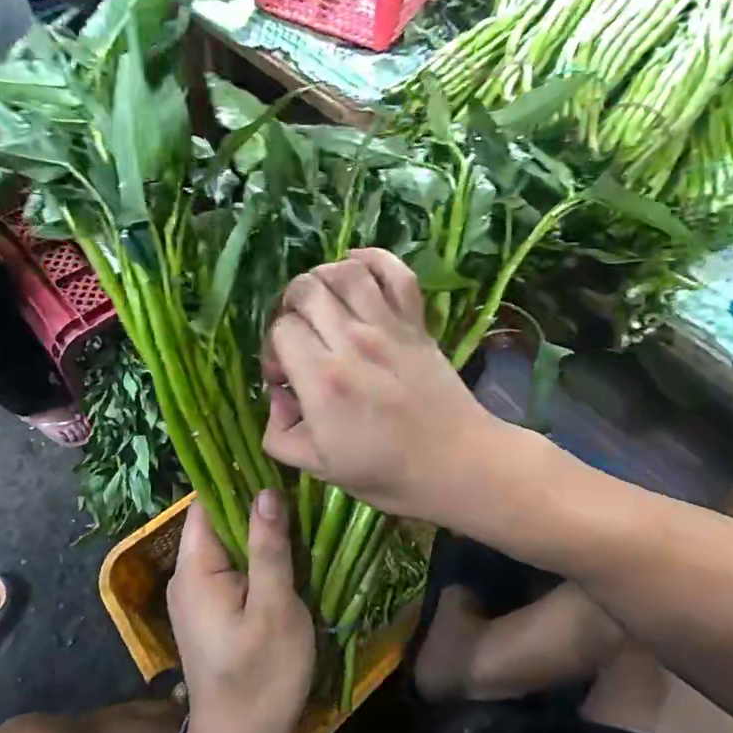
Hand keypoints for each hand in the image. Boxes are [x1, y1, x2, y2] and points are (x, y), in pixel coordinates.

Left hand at [170, 492, 313, 732]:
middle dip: (253, 505)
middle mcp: (185, 575)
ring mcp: (195, 595)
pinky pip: (228, 569)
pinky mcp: (208, 612)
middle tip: (297, 491)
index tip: (273, 464)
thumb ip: (269, 548)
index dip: (237, 479)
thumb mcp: (275, 609)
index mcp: (194, 568)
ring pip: (225, 545)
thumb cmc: (261, 678)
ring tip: (297, 518)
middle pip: (216, 521)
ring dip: (256, 532)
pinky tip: (283, 556)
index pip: (207, 502)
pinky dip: (253, 558)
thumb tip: (266, 490)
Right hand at [261, 249, 503, 516]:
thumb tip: (277, 395)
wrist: (459, 465)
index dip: (274, 347)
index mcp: (323, 381)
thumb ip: (280, 432)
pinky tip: (355, 266)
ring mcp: (388, 328)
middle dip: (290, 307)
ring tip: (321, 302)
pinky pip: (396, 273)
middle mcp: (352, 343)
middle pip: (306, 290)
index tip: (285, 375)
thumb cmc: (387, 473)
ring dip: (322, 277)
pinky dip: (373, 259)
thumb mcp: (318, 467)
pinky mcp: (416, 323)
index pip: (282, 329)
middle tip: (299, 335)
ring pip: (345, 272)